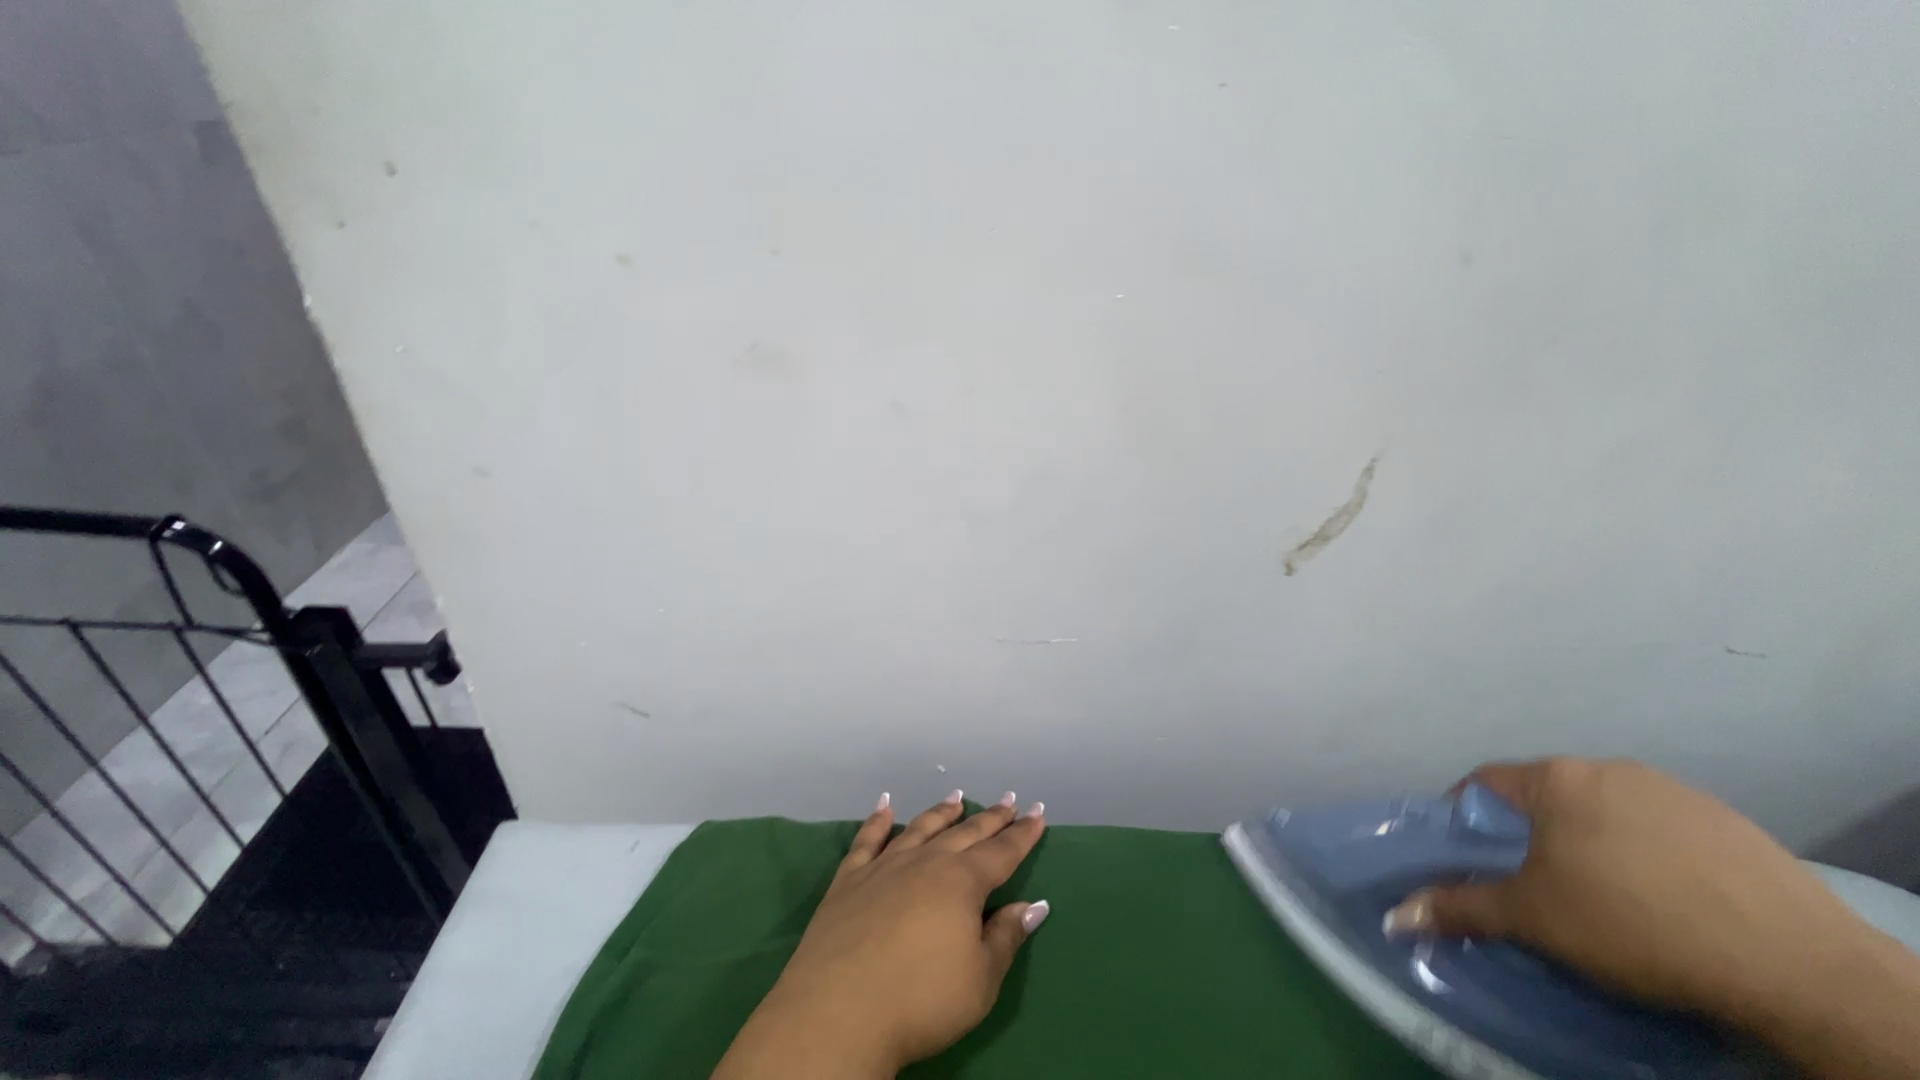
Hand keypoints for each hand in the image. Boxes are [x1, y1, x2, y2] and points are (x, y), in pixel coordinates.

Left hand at [713, 791, 1048, 1078]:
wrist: (839, 1012)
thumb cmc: (922, 1000)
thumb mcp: (980, 979)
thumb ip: (1005, 937)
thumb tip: (1033, 905)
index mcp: (962, 883)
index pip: (1001, 852)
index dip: (1022, 834)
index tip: (1038, 813)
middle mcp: (925, 864)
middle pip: (964, 834)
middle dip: (990, 818)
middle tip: (1008, 801)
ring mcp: (883, 868)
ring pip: (919, 830)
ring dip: (940, 813)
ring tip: (956, 798)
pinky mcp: (848, 881)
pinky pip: (867, 841)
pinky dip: (877, 821)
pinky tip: (884, 807)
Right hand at [1386, 758, 1919, 1078]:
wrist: (1787, 961)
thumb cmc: (1632, 923)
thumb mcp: (1532, 919)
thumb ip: (1459, 907)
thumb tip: (1395, 915)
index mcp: (1559, 779)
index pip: (1487, 781)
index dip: (1466, 816)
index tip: (1467, 854)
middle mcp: (1612, 768)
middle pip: (1548, 794)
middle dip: (1530, 832)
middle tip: (1530, 882)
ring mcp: (1676, 791)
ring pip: (1606, 810)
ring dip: (1589, 841)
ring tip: (1599, 894)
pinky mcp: (1728, 821)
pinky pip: (1660, 828)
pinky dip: (1645, 853)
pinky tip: (1661, 898)